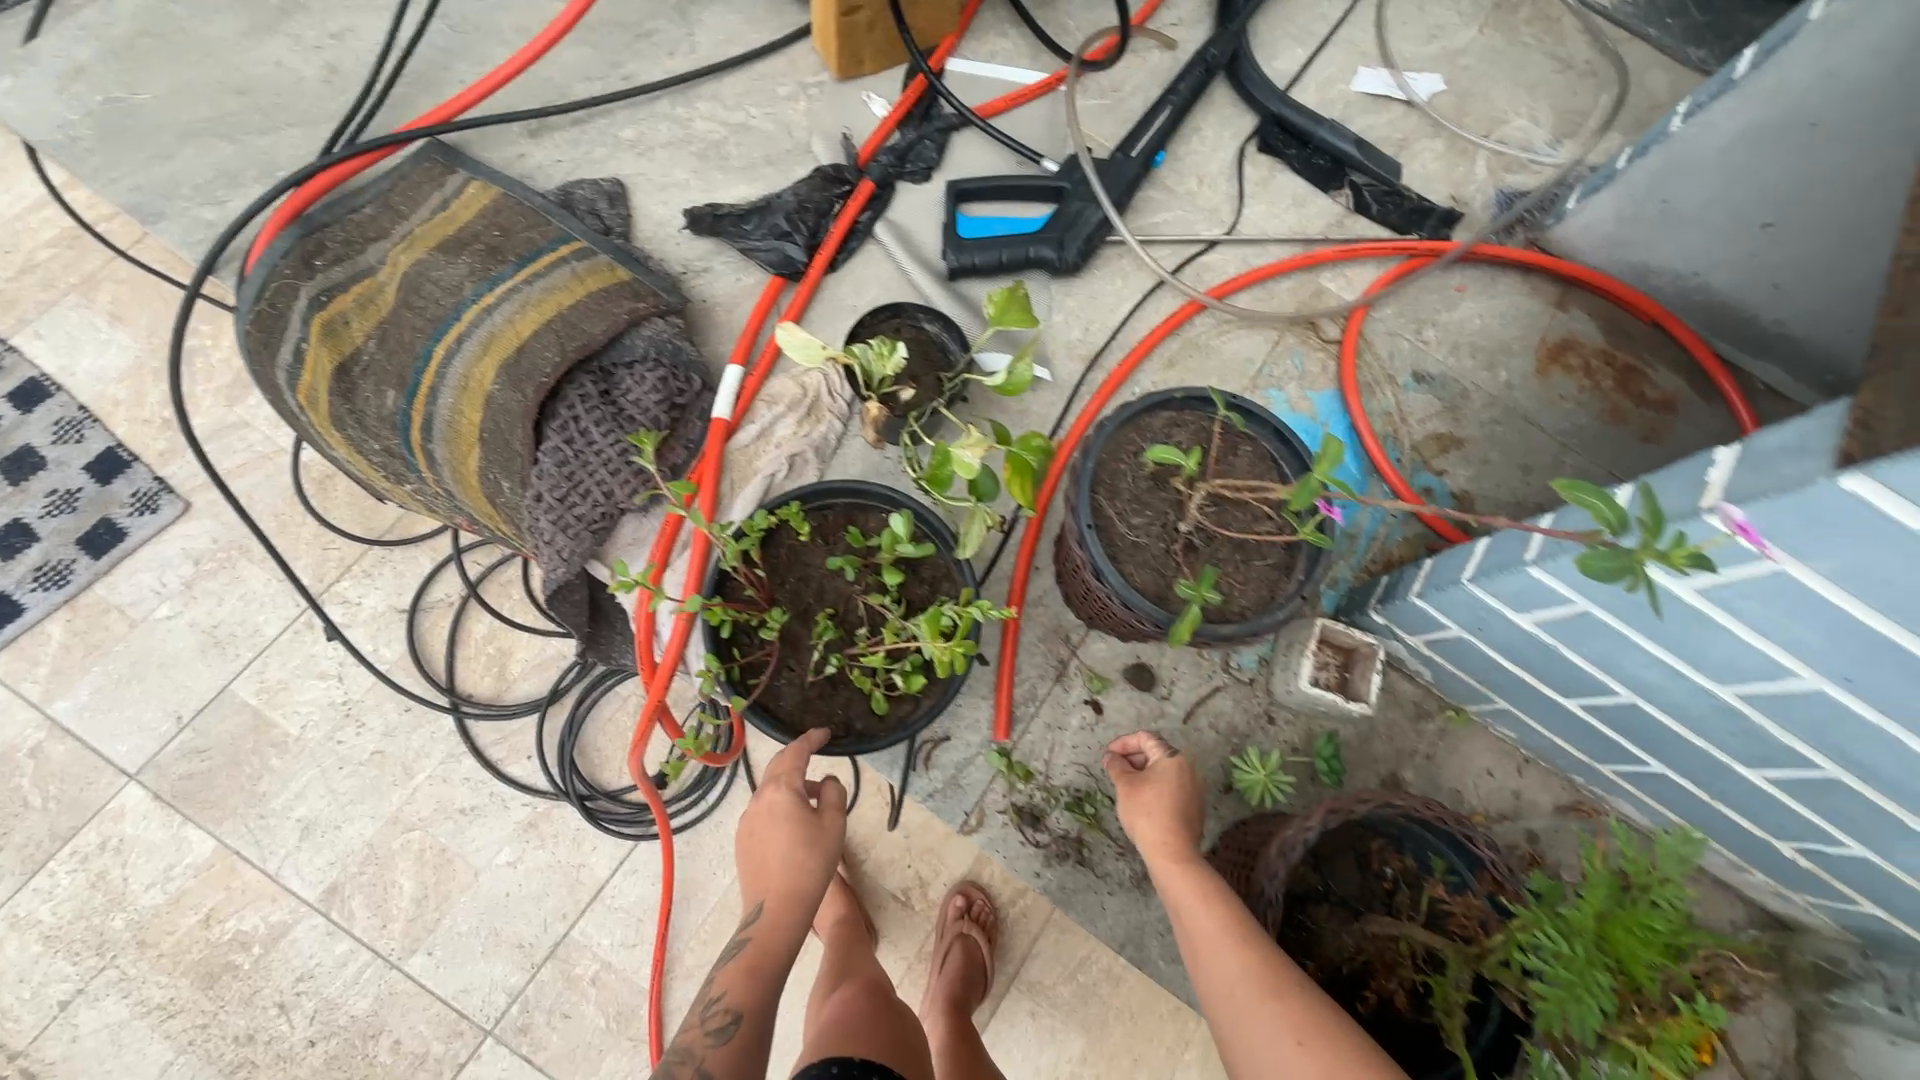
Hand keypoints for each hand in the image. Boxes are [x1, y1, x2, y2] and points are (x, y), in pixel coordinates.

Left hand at [735, 727, 848, 914]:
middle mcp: (759, 799)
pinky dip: (781, 804)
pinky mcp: (743, 839)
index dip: (811, 739)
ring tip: (816, 797)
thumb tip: (827, 782)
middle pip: (778, 767)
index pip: (796, 753)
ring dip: (792, 784)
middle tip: (816, 750)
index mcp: (781, 789)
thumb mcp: (834, 824)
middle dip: (797, 756)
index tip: (825, 733)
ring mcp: (747, 820)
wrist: (776, 910)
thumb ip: (834, 793)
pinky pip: (764, 810)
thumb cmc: (811, 864)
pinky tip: (796, 823)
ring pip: (770, 790)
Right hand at [1103, 730, 1203, 867]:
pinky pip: (1170, 787)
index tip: (1108, 755)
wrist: (1172, 852)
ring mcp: (1193, 788)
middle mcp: (1187, 768)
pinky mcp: (1193, 806)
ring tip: (1124, 786)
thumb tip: (1111, 756)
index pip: (1145, 738)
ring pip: (1163, 772)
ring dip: (1141, 773)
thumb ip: (1116, 765)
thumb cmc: (1146, 812)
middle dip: (1132, 758)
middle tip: (1114, 770)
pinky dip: (1154, 787)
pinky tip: (1141, 801)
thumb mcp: (1125, 785)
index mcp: (1172, 757)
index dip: (1123, 743)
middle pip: (1156, 753)